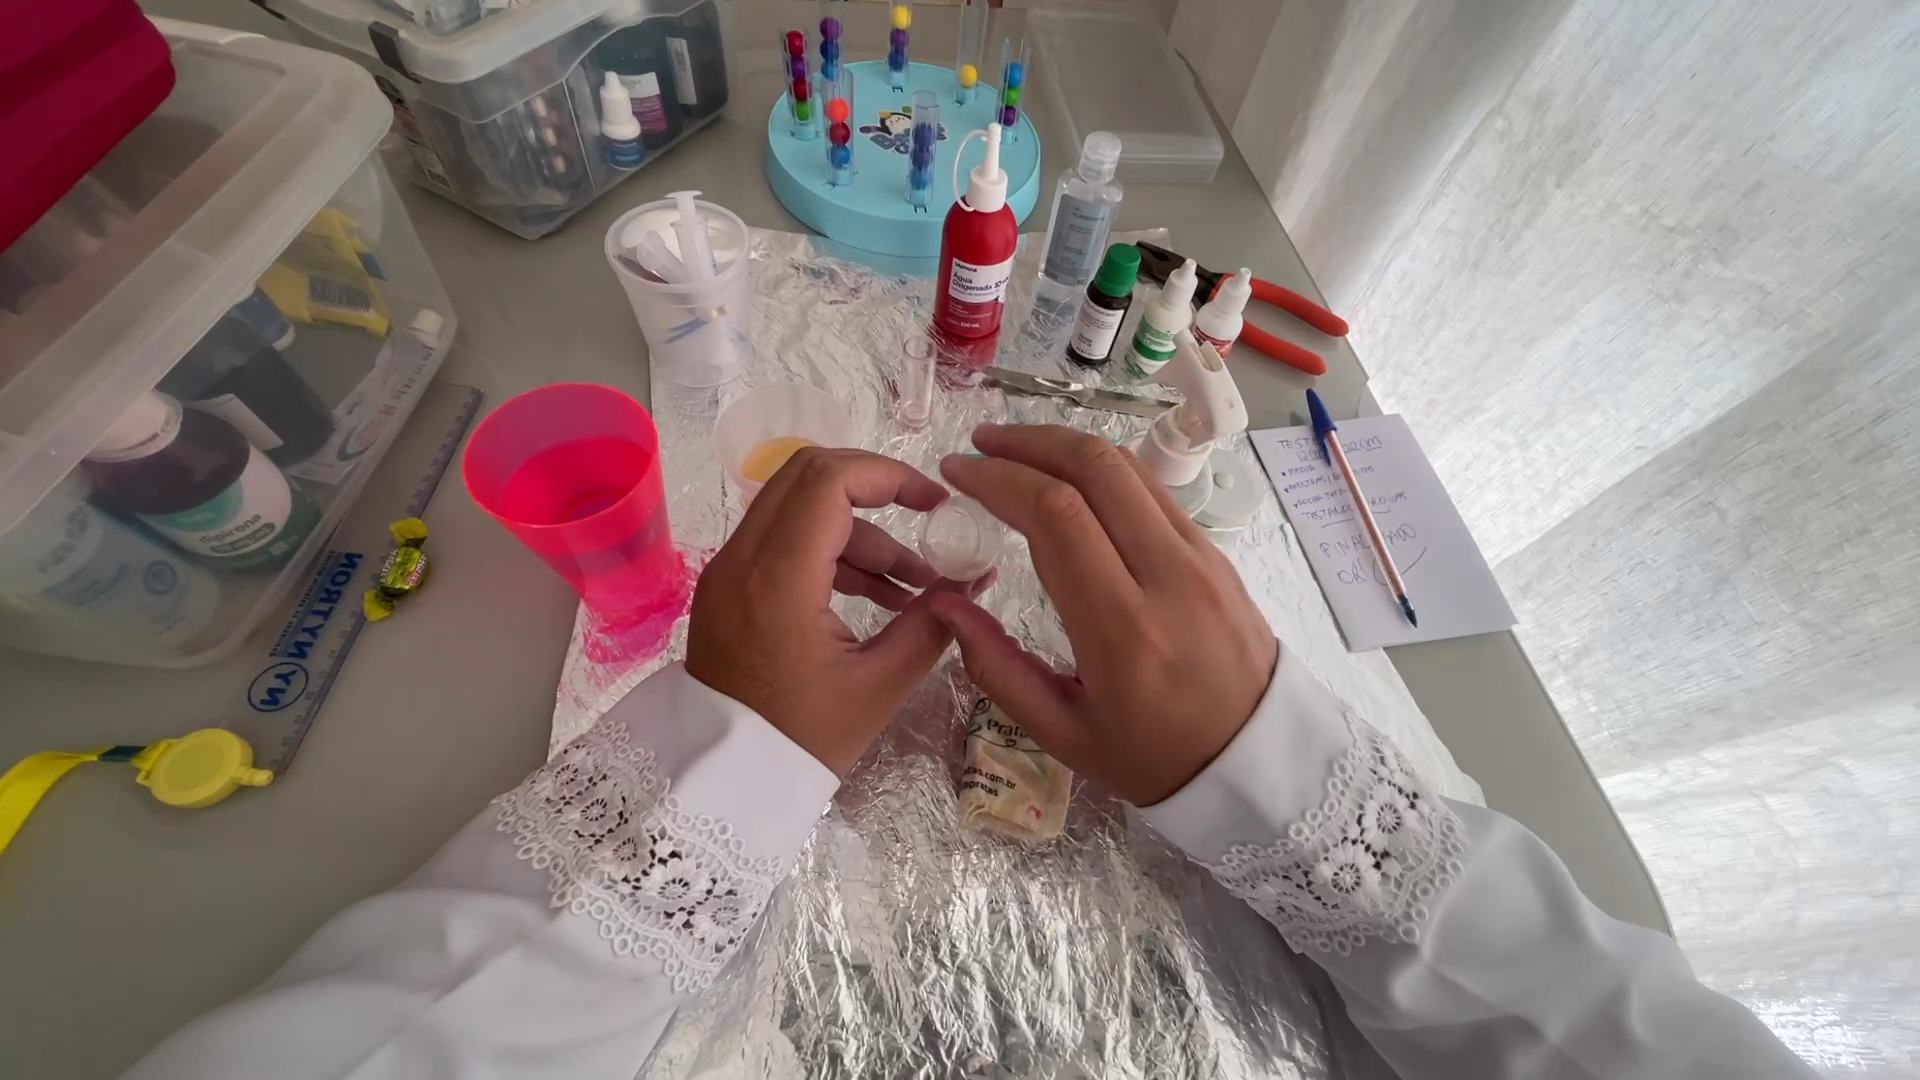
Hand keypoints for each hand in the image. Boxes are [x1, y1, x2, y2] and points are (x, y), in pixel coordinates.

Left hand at [686, 447, 983, 774]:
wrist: (725, 780)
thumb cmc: (802, 739)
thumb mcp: (879, 685)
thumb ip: (932, 622)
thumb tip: (976, 576)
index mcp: (777, 581)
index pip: (827, 482)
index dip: (889, 475)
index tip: (934, 502)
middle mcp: (742, 559)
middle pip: (809, 475)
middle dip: (875, 488)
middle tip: (924, 515)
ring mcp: (729, 569)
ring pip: (800, 508)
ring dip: (861, 531)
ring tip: (916, 583)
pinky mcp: (730, 584)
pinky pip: (787, 541)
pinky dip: (835, 553)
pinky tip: (880, 595)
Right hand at [929, 425, 1277, 804]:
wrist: (1260, 760)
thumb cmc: (1155, 758)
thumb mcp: (1063, 732)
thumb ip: (996, 666)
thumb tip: (945, 602)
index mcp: (1123, 629)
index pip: (1056, 516)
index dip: (998, 480)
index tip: (958, 473)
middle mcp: (1167, 576)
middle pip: (1094, 468)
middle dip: (1027, 442)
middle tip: (980, 445)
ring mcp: (1200, 555)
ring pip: (1127, 467)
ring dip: (1063, 444)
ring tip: (1016, 449)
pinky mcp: (1214, 550)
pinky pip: (1151, 488)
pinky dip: (1101, 468)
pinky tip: (1069, 477)